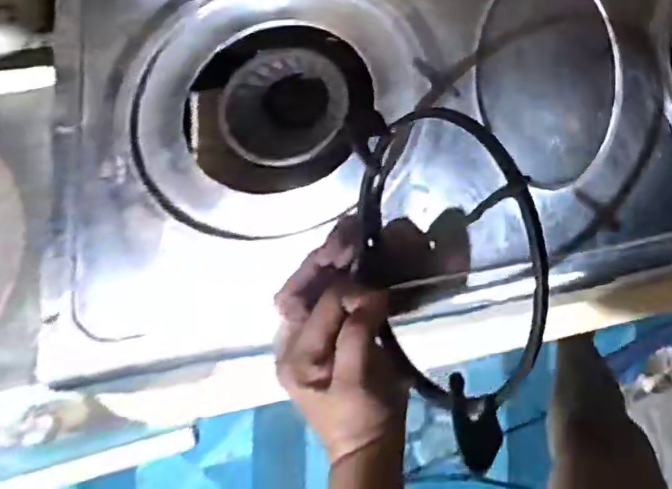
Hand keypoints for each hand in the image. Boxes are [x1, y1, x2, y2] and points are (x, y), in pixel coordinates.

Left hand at [275, 224, 407, 469]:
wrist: (368, 441)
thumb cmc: (362, 413)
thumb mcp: (358, 379)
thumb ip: (356, 334)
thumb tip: (370, 294)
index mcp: (297, 354)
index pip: (315, 303)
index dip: (346, 288)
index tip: (376, 287)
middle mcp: (295, 339)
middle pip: (300, 287)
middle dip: (325, 256)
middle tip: (353, 229)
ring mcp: (311, 334)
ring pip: (311, 285)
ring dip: (332, 257)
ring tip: (354, 232)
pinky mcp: (329, 331)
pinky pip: (328, 292)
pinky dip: (342, 269)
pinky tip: (358, 254)